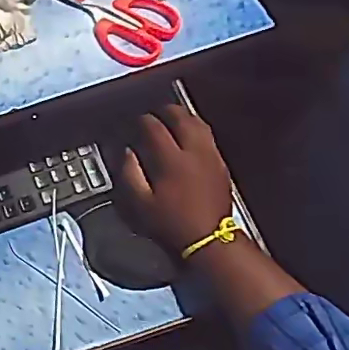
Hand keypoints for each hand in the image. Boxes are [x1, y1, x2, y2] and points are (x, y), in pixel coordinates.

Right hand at [119, 105, 235, 255]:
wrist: (207, 238)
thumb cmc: (171, 222)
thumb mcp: (140, 203)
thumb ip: (130, 174)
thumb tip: (127, 152)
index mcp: (171, 161)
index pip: (155, 128)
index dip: (143, 121)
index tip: (136, 122)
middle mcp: (193, 152)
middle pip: (181, 118)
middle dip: (165, 111)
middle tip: (154, 114)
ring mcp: (211, 156)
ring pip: (199, 123)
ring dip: (183, 117)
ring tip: (172, 118)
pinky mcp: (220, 164)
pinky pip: (209, 136)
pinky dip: (196, 128)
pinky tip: (189, 134)